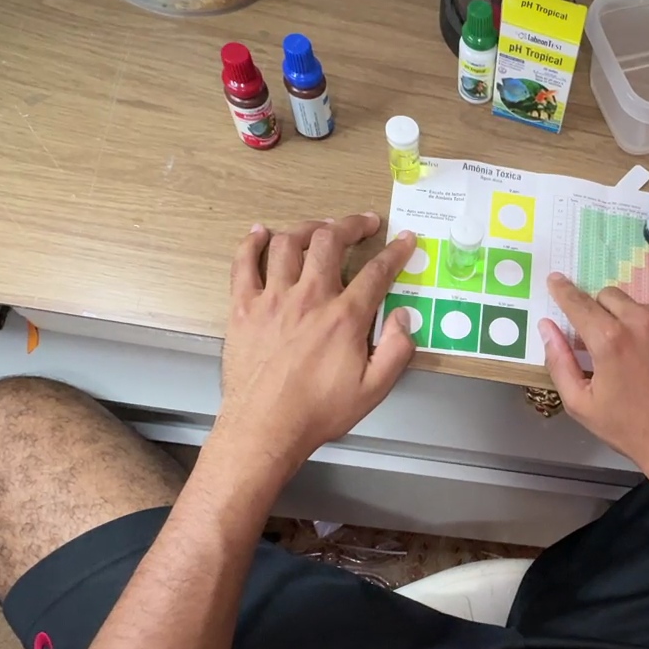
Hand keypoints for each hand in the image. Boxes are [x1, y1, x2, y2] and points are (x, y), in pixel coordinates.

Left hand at [215, 214, 416, 463]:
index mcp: (345, 317)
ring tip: (320, 227)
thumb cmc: (321, 411)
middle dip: (351, 224)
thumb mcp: (375, 389)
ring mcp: (272, 298)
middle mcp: (309, 297)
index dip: (395, 252)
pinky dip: (252, 242)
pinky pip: (244, 262)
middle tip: (363, 223)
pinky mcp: (243, 306)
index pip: (376, 272)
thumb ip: (397, 350)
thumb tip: (404, 317)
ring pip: (288, 243)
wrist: (266, 426)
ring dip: (308, 227)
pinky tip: (261, 233)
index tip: (404, 239)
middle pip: (329, 241)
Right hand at [538, 273, 648, 481]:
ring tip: (635, 359)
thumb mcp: (581, 403)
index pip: (579, 303)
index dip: (563, 291)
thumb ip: (559, 361)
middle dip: (600, 312)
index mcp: (610, 340)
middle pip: (610, 296)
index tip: (556, 281)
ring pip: (641, 308)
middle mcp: (642, 323)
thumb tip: (547, 328)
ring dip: (631, 323)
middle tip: (602, 341)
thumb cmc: (627, 429)